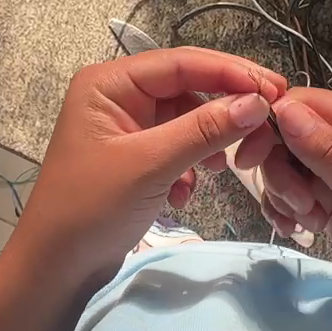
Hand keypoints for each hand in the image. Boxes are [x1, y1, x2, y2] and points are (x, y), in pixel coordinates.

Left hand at [12, 47, 285, 284]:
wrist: (57, 267)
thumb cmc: (91, 209)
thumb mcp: (151, 165)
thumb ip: (205, 131)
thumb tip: (257, 103)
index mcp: (109, 84)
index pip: (182, 63)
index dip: (231, 72)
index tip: (275, 89)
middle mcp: (118, 97)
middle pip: (188, 88)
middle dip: (224, 110)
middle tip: (269, 122)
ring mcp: (127, 128)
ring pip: (187, 120)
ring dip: (207, 144)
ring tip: (221, 170)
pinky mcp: (136, 158)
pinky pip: (178, 148)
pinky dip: (189, 168)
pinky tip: (185, 194)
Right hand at [254, 87, 331, 330]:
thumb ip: (328, 153)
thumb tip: (284, 109)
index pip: (305, 103)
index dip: (272, 125)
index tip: (251, 159)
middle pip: (288, 135)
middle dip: (283, 172)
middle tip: (302, 206)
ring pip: (283, 165)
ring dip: (286, 195)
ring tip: (313, 222)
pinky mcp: (324, 198)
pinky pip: (287, 192)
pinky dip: (284, 210)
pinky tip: (298, 230)